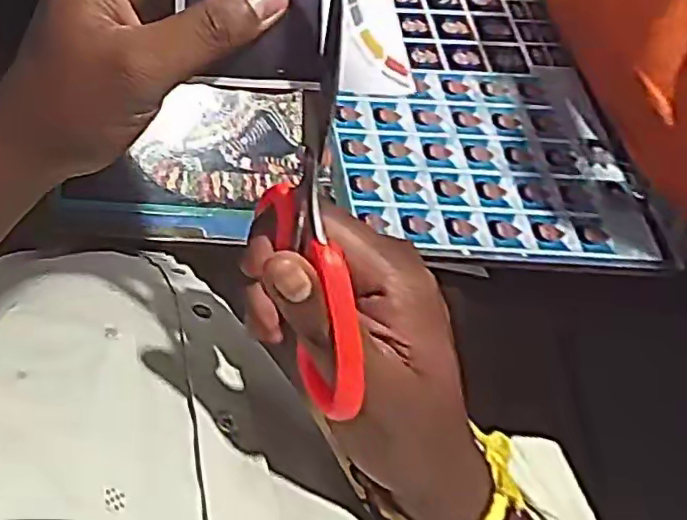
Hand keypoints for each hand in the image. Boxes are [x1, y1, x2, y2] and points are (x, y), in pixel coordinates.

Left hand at [0, 0, 290, 181]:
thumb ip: (207, 29)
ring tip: (281, 40)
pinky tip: (242, 62)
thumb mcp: (143, 64)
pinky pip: (170, 42)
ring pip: (180, 16)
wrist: (27, 155)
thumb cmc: (74, 104)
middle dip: (227, 5)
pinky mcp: (123, 51)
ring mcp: (115, 21)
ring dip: (217, 33)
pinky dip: (199, 53)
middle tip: (291, 18)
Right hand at [243, 206, 490, 519]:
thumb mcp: (362, 379)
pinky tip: (283, 331)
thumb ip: (319, 316)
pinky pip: (289, 274)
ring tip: (278, 332)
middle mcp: (376, 264)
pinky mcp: (337, 293)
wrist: (423, 471)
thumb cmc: (409, 434)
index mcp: (394, 272)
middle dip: (270, 270)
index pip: (318, 215)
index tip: (262, 276)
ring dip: (268, 290)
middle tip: (272, 315)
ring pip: (285, 252)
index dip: (279, 237)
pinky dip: (274, 300)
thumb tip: (282, 262)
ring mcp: (356, 278)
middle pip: (296, 229)